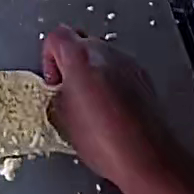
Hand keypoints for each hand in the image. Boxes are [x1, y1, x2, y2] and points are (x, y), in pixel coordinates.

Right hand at [41, 27, 189, 193]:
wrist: (145, 156)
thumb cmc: (104, 140)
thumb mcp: (63, 118)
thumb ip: (59, 93)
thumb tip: (62, 93)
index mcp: (79, 57)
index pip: (56, 36)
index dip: (49, 57)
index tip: (53, 80)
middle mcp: (105, 52)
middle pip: (81, 42)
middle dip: (71, 64)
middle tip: (67, 90)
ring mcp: (127, 63)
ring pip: (101, 56)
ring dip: (93, 73)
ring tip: (90, 105)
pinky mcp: (143, 77)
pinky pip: (120, 70)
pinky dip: (111, 82)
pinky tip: (110, 110)